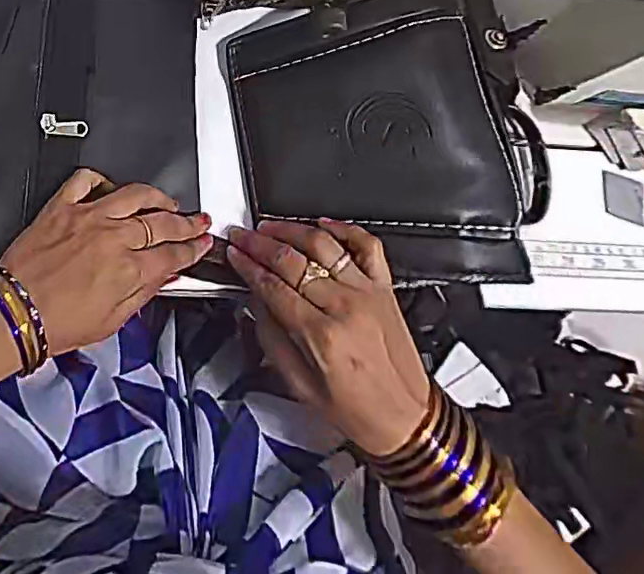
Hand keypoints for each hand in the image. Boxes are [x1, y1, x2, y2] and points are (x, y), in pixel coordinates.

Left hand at [0, 169, 212, 354]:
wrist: (13, 314)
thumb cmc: (55, 324)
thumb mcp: (111, 322)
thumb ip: (143, 293)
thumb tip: (164, 276)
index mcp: (127, 270)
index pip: (173, 253)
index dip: (193, 248)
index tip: (202, 243)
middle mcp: (112, 238)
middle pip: (162, 222)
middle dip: (187, 222)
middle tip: (198, 221)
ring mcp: (88, 217)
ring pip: (135, 194)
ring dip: (157, 196)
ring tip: (167, 201)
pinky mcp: (63, 207)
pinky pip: (86, 179)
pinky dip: (101, 179)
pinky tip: (110, 186)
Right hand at [227, 219, 430, 456]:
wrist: (408, 420)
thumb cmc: (359, 410)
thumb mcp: (300, 385)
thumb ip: (272, 338)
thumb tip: (255, 301)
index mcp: (321, 336)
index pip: (272, 285)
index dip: (247, 265)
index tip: (235, 255)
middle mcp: (345, 308)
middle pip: (291, 260)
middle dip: (259, 243)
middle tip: (244, 237)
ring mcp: (367, 292)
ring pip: (323, 244)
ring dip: (290, 229)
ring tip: (271, 226)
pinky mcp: (384, 287)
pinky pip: (366, 245)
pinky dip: (344, 228)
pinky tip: (323, 224)